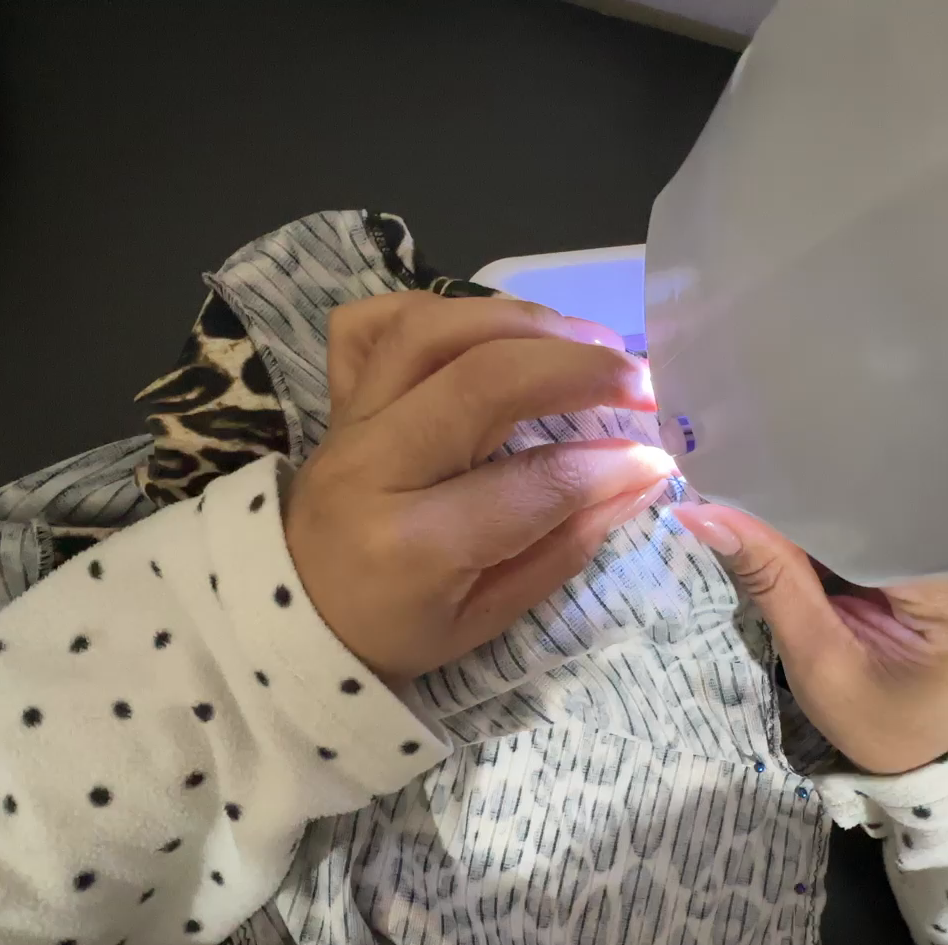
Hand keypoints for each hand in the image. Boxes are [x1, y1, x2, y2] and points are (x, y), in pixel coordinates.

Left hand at [284, 292, 673, 683]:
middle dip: (578, 369)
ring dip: (524, 320)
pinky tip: (490, 327)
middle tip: (640, 380)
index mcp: (415, 544)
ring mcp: (350, 422)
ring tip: (586, 340)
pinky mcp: (339, 399)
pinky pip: (375, 323)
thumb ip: (562, 547)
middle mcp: (376, 466)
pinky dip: (439, 308)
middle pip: (482, 380)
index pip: (531, 483)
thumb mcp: (485, 618)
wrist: (292, 617)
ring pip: (433, 329)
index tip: (656, 455)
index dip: (608, 464)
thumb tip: (637, 478)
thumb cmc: (395, 632)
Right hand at [672, 503, 947, 773]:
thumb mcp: (813, 657)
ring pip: (916, 503)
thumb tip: (702, 512)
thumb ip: (770, 577)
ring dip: (858, 499)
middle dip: (839, 493)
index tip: (766, 478)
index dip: (827, 497)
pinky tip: (839, 507)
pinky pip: (924, 517)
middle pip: (909, 505)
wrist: (922, 747)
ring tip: (805, 485)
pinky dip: (877, 514)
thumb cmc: (871, 717)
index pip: (893, 523)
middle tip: (777, 472)